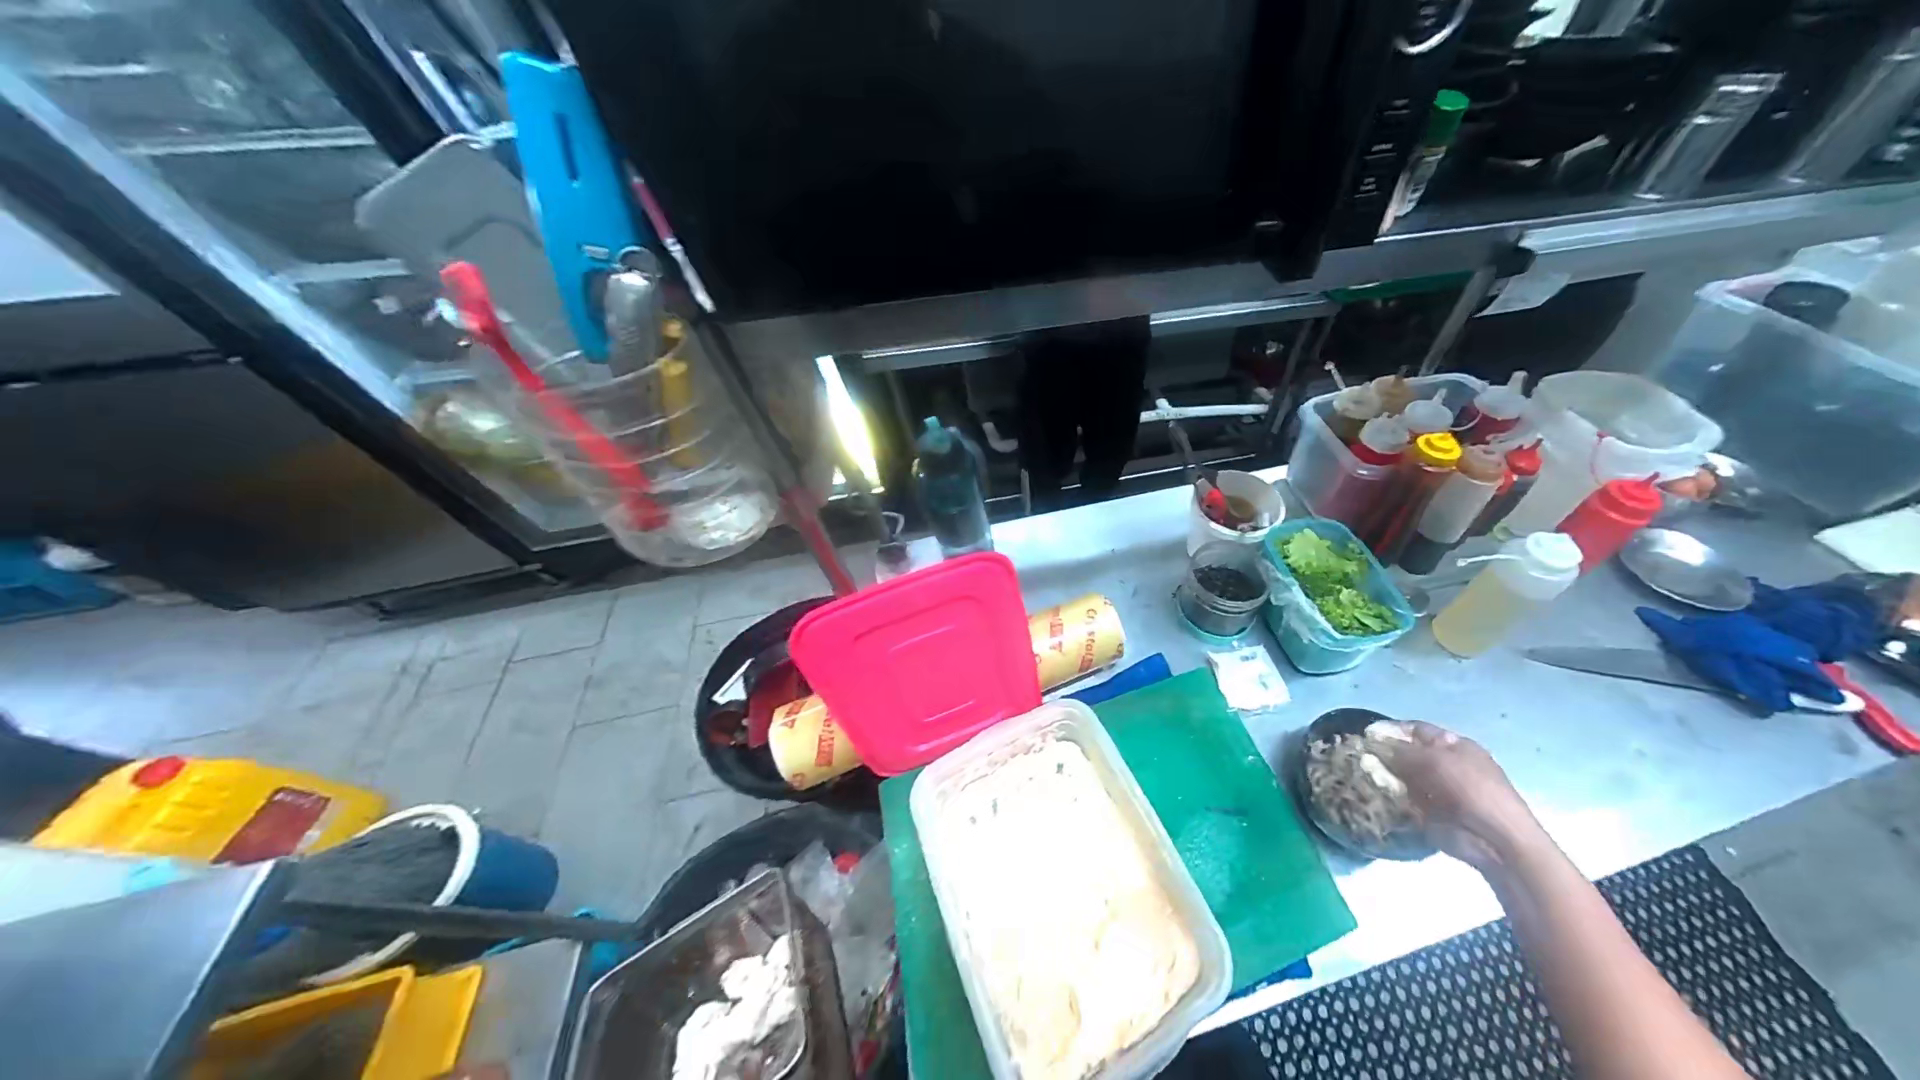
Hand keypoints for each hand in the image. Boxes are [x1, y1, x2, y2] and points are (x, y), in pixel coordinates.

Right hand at [1373, 721, 1541, 869]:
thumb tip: (1372, 741)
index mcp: (1453, 745)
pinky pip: (1400, 799)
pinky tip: (1372, 794)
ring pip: (1399, 776)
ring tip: (1360, 775)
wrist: (1494, 839)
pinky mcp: (1426, 812)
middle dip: (1381, 754)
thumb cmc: (1470, 789)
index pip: (1415, 730)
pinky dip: (1386, 797)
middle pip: (1404, 753)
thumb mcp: (1435, 760)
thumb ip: (1400, 749)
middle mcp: (1443, 764)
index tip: (1365, 735)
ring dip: (1381, 776)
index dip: (1390, 729)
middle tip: (1357, 756)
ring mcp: (1435, 789)